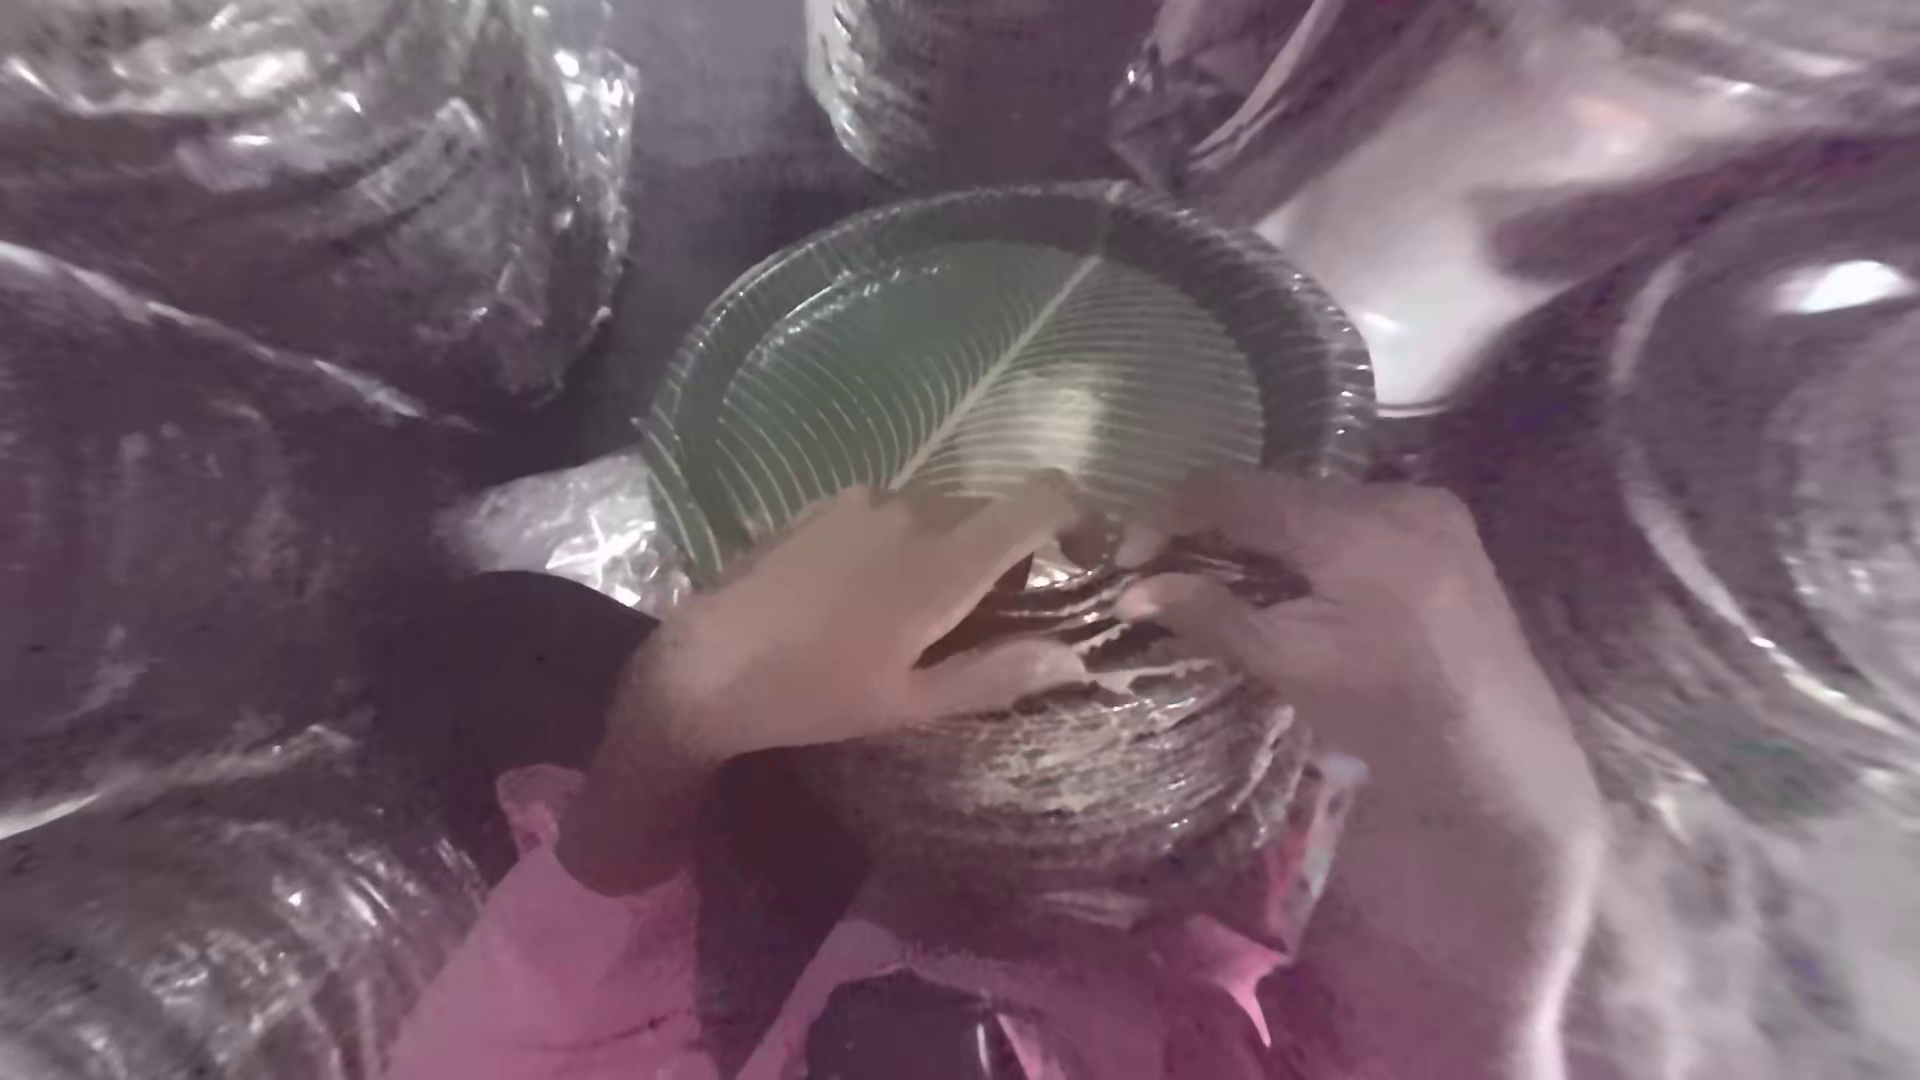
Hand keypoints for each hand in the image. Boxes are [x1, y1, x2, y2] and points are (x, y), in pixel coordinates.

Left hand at [625, 475, 1089, 762]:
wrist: (705, 663)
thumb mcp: (912, 701)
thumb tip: (1074, 656)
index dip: (1078, 513)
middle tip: (984, 612)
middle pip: (994, 507)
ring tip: (917, 607)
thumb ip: (998, 673)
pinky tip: (867, 587)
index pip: (1040, 498)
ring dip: (955, 546)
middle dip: (1009, 550)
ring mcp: (866, 498)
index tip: (1082, 552)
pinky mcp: (830, 501)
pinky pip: (897, 508)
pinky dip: (911, 537)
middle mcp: (913, 509)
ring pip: (944, 508)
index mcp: (944, 560)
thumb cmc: (815, 691)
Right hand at [1116, 472, 1602, 1078]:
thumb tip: (1127, 593)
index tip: (1129, 557)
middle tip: (1163, 568)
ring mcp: (1423, 507)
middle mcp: (1393, 496)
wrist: (1503, 766)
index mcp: (1354, 529)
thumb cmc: (1389, 718)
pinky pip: (1335, 514)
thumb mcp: (1285, 664)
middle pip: (1265, 490)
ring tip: (1214, 575)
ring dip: (1245, 532)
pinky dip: (1289, 537)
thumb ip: (1205, 613)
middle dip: (1203, 526)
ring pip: (1298, 500)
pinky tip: (1279, 577)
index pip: (1231, 492)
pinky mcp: (1435, 526)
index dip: (1166, 515)